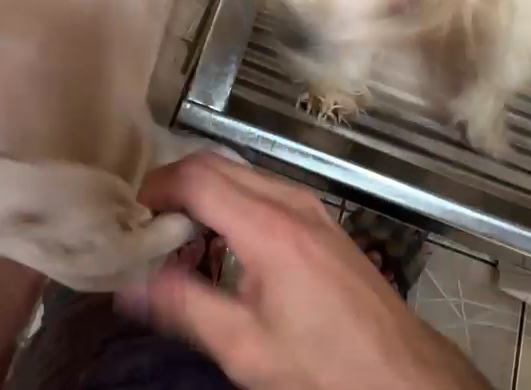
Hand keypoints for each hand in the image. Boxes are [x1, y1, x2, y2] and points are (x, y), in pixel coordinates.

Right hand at [116, 153, 490, 389]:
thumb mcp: (247, 349)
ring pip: (238, 172)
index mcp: (269, 226)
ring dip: (202, 195)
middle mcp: (289, 199)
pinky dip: (229, 202)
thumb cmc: (324, 366)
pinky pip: (261, 188)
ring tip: (181, 246)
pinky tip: (223, 247)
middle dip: (174, 187)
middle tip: (149, 233)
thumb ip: (185, 308)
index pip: (197, 177)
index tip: (132, 221)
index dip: (156, 189)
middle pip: (215, 163)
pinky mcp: (317, 215)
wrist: (402, 370)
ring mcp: (307, 203)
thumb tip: (128, 285)